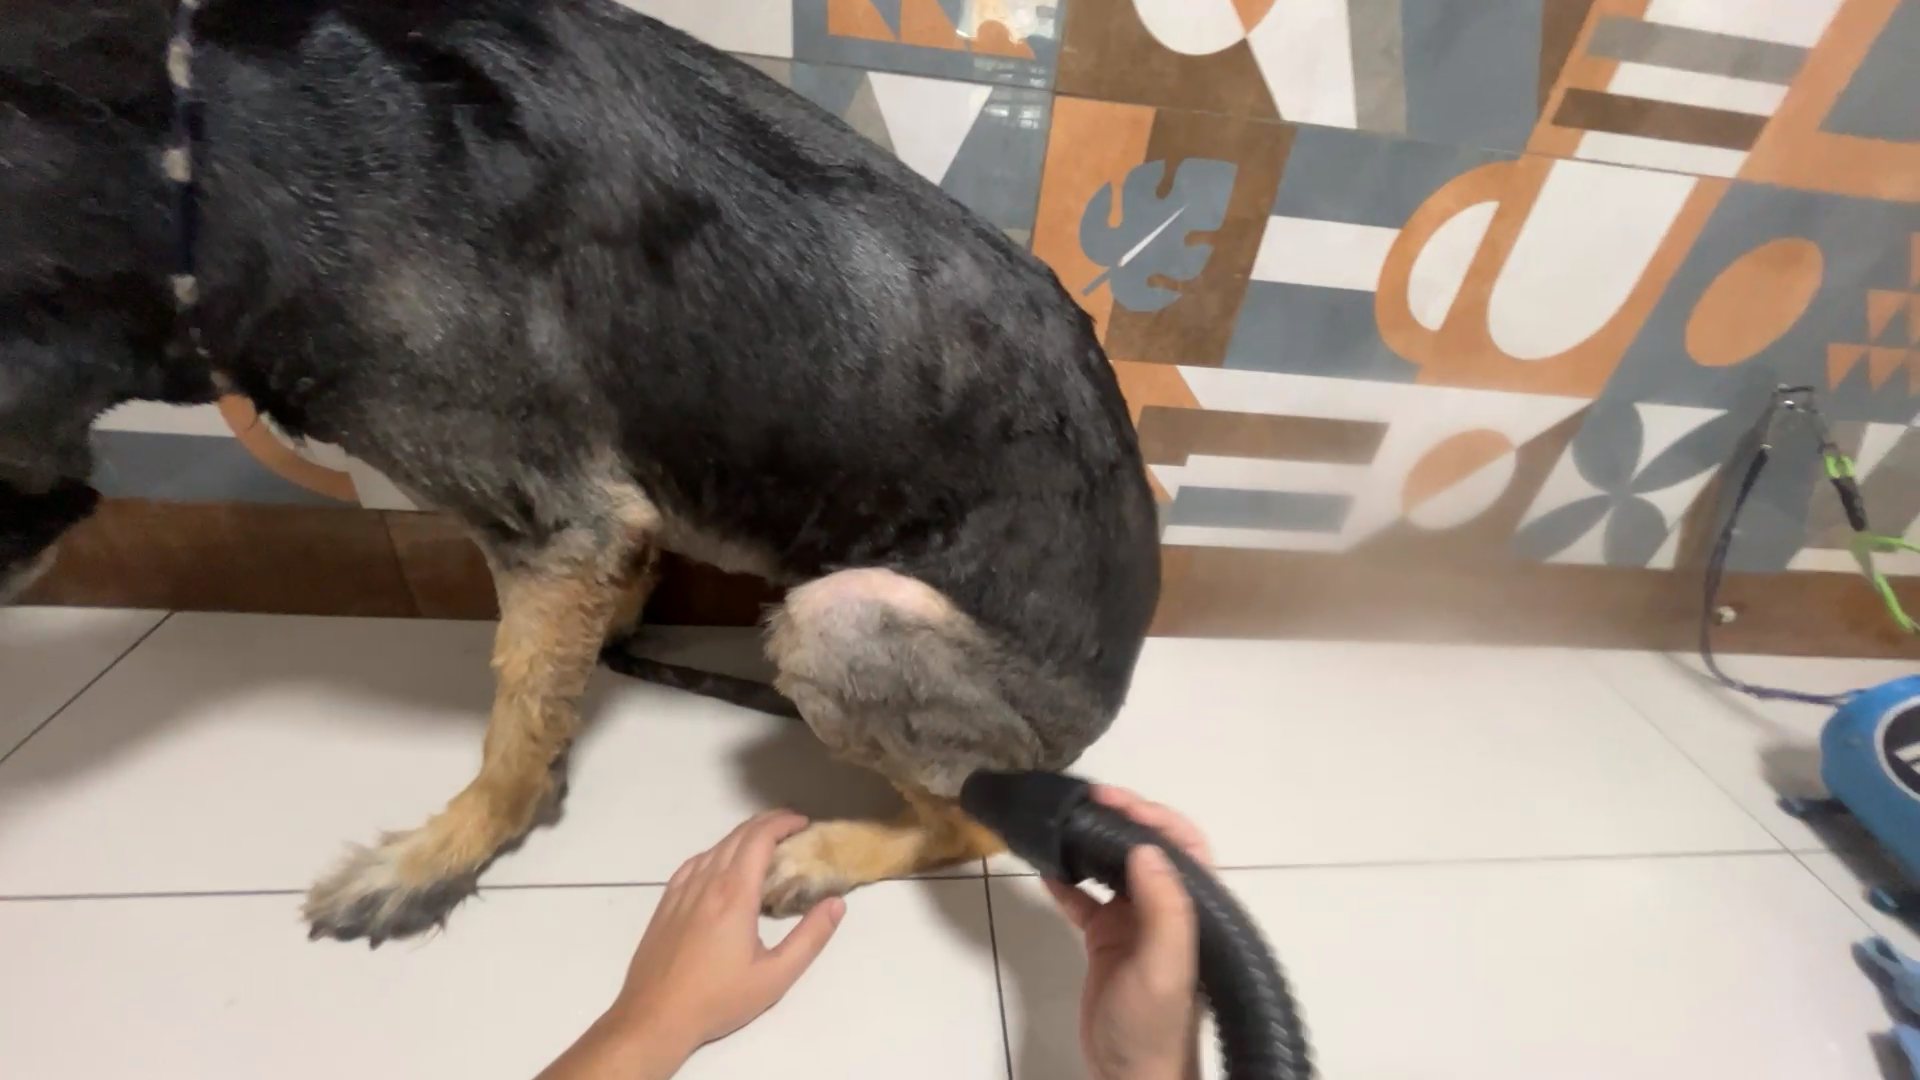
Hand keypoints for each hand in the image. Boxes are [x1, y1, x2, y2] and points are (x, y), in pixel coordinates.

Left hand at [539, 812, 844, 1079]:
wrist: (652, 1020)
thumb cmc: (717, 999)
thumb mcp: (775, 977)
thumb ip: (810, 938)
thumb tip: (837, 903)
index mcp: (735, 893)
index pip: (760, 837)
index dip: (784, 822)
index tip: (804, 823)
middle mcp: (708, 881)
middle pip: (740, 834)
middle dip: (769, 822)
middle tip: (792, 827)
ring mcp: (683, 889)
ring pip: (717, 845)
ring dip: (744, 835)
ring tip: (765, 844)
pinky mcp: (666, 902)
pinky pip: (695, 862)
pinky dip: (717, 851)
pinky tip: (723, 864)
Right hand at [1044, 788, 1210, 1079]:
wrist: (1130, 1078)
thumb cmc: (1155, 1024)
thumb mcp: (1164, 967)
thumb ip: (1164, 909)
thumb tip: (1146, 847)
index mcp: (1188, 909)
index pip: (1183, 845)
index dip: (1156, 816)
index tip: (1116, 801)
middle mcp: (1163, 907)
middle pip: (1146, 846)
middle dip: (1121, 817)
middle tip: (1086, 799)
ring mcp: (1133, 921)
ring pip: (1114, 866)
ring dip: (1093, 841)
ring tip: (1065, 822)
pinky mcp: (1105, 938)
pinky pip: (1083, 898)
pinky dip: (1065, 881)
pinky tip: (1043, 868)